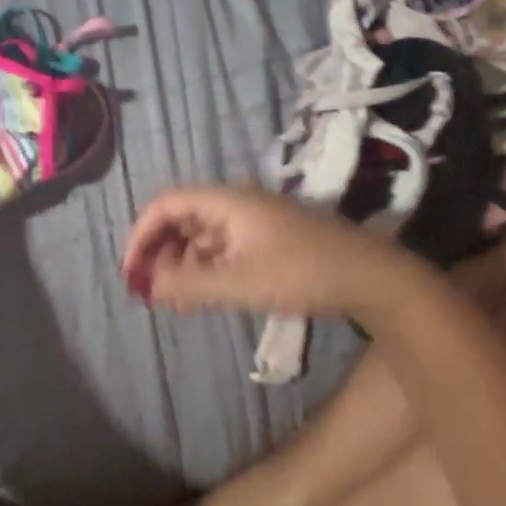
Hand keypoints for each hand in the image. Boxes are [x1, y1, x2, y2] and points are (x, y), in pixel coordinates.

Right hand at [121, 186, 431, 320]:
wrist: (373, 278)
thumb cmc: (302, 273)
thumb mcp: (238, 283)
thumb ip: (188, 284)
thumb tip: (146, 285)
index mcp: (227, 202)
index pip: (166, 204)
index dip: (141, 235)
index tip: (132, 272)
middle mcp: (237, 205)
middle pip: (181, 219)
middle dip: (160, 253)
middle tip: (151, 291)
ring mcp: (254, 223)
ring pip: (202, 238)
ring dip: (182, 266)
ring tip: (175, 303)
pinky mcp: (269, 242)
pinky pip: (223, 250)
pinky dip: (206, 271)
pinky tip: (203, 299)